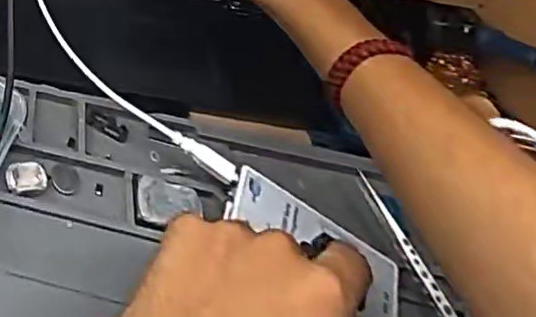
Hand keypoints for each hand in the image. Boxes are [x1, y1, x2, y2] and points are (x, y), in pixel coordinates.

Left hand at [123, 215, 370, 316]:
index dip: (342, 277)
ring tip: (225, 304)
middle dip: (279, 279)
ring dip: (240, 265)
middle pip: (289, 254)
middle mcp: (276, 250)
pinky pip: (203, 234)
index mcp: (319, 289)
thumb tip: (319, 313)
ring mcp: (228, 233)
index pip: (348, 262)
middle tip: (265, 312)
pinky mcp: (187, 228)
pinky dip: (201, 254)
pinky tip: (196, 286)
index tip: (336, 284)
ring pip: (245, 242)